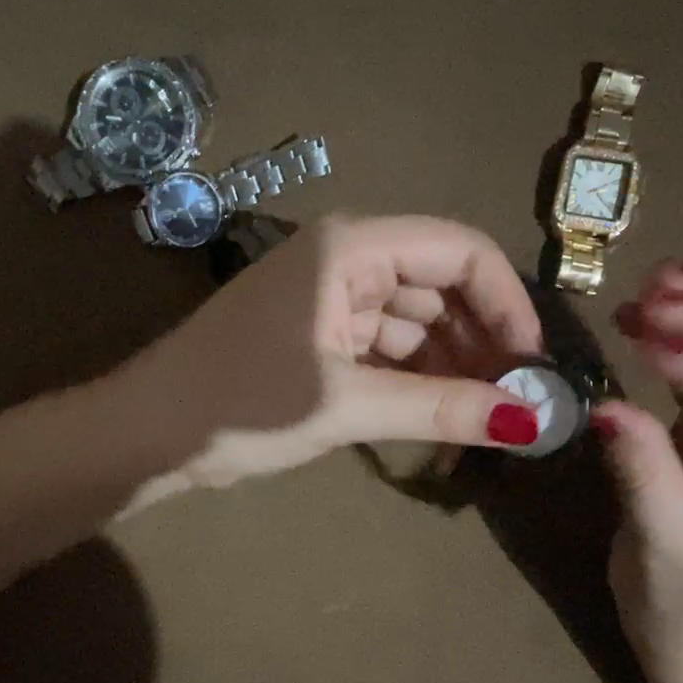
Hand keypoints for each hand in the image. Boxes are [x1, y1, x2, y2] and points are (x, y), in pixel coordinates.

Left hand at [131, 214, 547, 488]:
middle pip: (439, 288)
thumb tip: (530, 424)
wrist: (150, 434)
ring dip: (449, 370)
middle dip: (480, 344)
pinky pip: (383, 351)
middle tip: (513, 407)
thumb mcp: (346, 404)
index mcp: (350, 248)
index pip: (459, 251)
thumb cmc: (242, 405)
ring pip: (413, 324)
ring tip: (481, 426)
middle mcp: (344, 261)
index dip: (506, 303)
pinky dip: (413, 383)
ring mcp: (327, 302)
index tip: (532, 365)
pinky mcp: (315, 340)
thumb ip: (440, 407)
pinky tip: (440, 422)